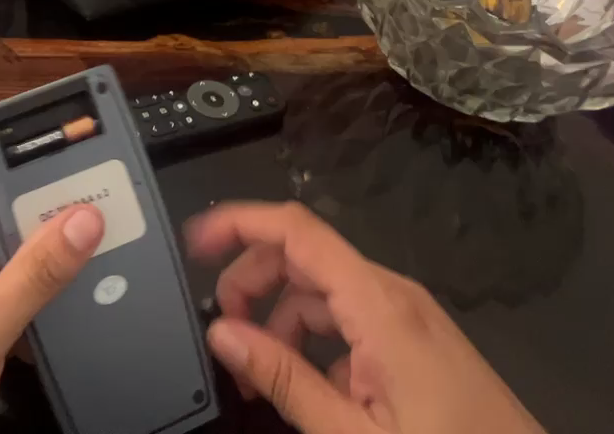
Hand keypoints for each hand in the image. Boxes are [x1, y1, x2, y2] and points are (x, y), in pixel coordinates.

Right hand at [186, 202, 544, 433]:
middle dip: (252, 281)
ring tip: (262, 371)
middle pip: (303, 256)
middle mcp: (393, 294)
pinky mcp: (419, 341)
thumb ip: (284, 379)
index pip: (295, 229)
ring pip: (325, 289)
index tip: (194, 243)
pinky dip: (317, 340)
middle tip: (224, 331)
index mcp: (377, 304)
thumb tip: (222, 333)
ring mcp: (410, 316)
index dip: (238, 223)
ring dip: (282, 317)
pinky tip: (313, 389)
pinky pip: (352, 318)